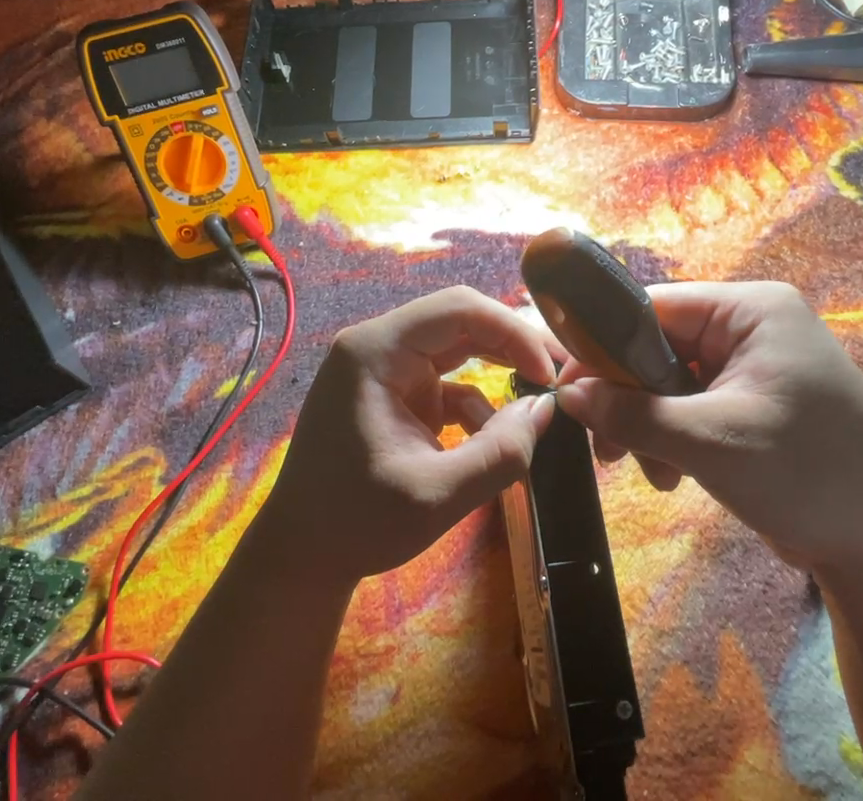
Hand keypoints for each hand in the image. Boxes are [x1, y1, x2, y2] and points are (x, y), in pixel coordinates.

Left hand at [250, 286, 560, 583]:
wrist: (304, 553)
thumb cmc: (357, 523)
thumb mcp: (437, 495)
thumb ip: (500, 452)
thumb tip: (545, 409)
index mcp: (375, 351)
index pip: (458, 309)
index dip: (512, 332)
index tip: (549, 375)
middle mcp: (378, 346)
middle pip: (460, 321)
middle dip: (512, 347)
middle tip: (559, 375)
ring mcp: (385, 369)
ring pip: (458, 349)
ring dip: (498, 375)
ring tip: (536, 405)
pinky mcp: (394, 394)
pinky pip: (448, 381)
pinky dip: (475, 405)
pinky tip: (491, 438)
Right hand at [556, 282, 862, 570]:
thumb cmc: (806, 474)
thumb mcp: (709, 441)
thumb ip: (632, 413)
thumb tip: (568, 395)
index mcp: (750, 309)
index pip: (653, 308)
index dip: (603, 345)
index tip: (567, 390)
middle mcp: (751, 326)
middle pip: (658, 346)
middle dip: (627, 397)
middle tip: (605, 447)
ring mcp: (754, 365)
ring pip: (670, 380)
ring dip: (647, 424)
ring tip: (646, 469)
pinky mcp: (754, 402)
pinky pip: (692, 405)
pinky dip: (673, 437)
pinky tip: (672, 474)